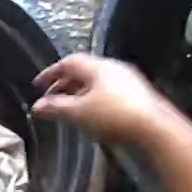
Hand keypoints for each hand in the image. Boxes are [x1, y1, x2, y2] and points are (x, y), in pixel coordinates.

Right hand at [32, 54, 181, 146]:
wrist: (154, 128)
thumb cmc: (114, 116)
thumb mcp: (78, 113)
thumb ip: (56, 108)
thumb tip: (37, 106)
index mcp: (97, 67)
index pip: (68, 62)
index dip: (50, 73)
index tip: (38, 85)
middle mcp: (113, 68)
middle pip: (83, 71)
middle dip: (63, 84)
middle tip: (50, 98)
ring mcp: (128, 80)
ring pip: (96, 81)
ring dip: (78, 92)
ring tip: (68, 107)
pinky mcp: (137, 95)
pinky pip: (108, 91)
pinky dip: (93, 98)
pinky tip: (91, 113)